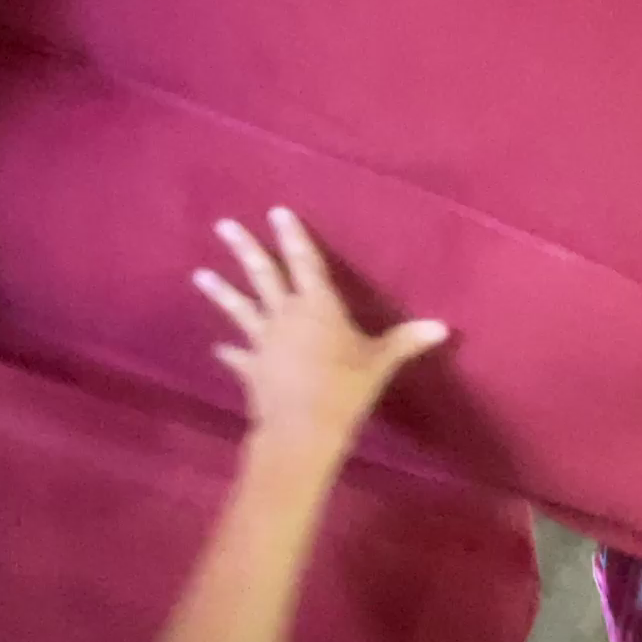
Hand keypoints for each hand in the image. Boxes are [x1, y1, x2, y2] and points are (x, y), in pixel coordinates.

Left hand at [193, 208, 448, 466]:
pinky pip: (237, 357)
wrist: (302, 430)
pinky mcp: (252, 369)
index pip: (306, 262)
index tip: (277, 211)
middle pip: (263, 275)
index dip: (293, 236)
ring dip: (221, 292)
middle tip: (224, 225)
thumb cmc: (345, 388)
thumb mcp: (380, 362)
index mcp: (319, 306)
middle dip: (246, 248)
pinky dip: (228, 353)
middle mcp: (287, 316)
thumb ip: (405, 341)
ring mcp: (264, 342)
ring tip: (199, 275)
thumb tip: (442, 327)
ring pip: (240, 309)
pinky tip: (217, 349)